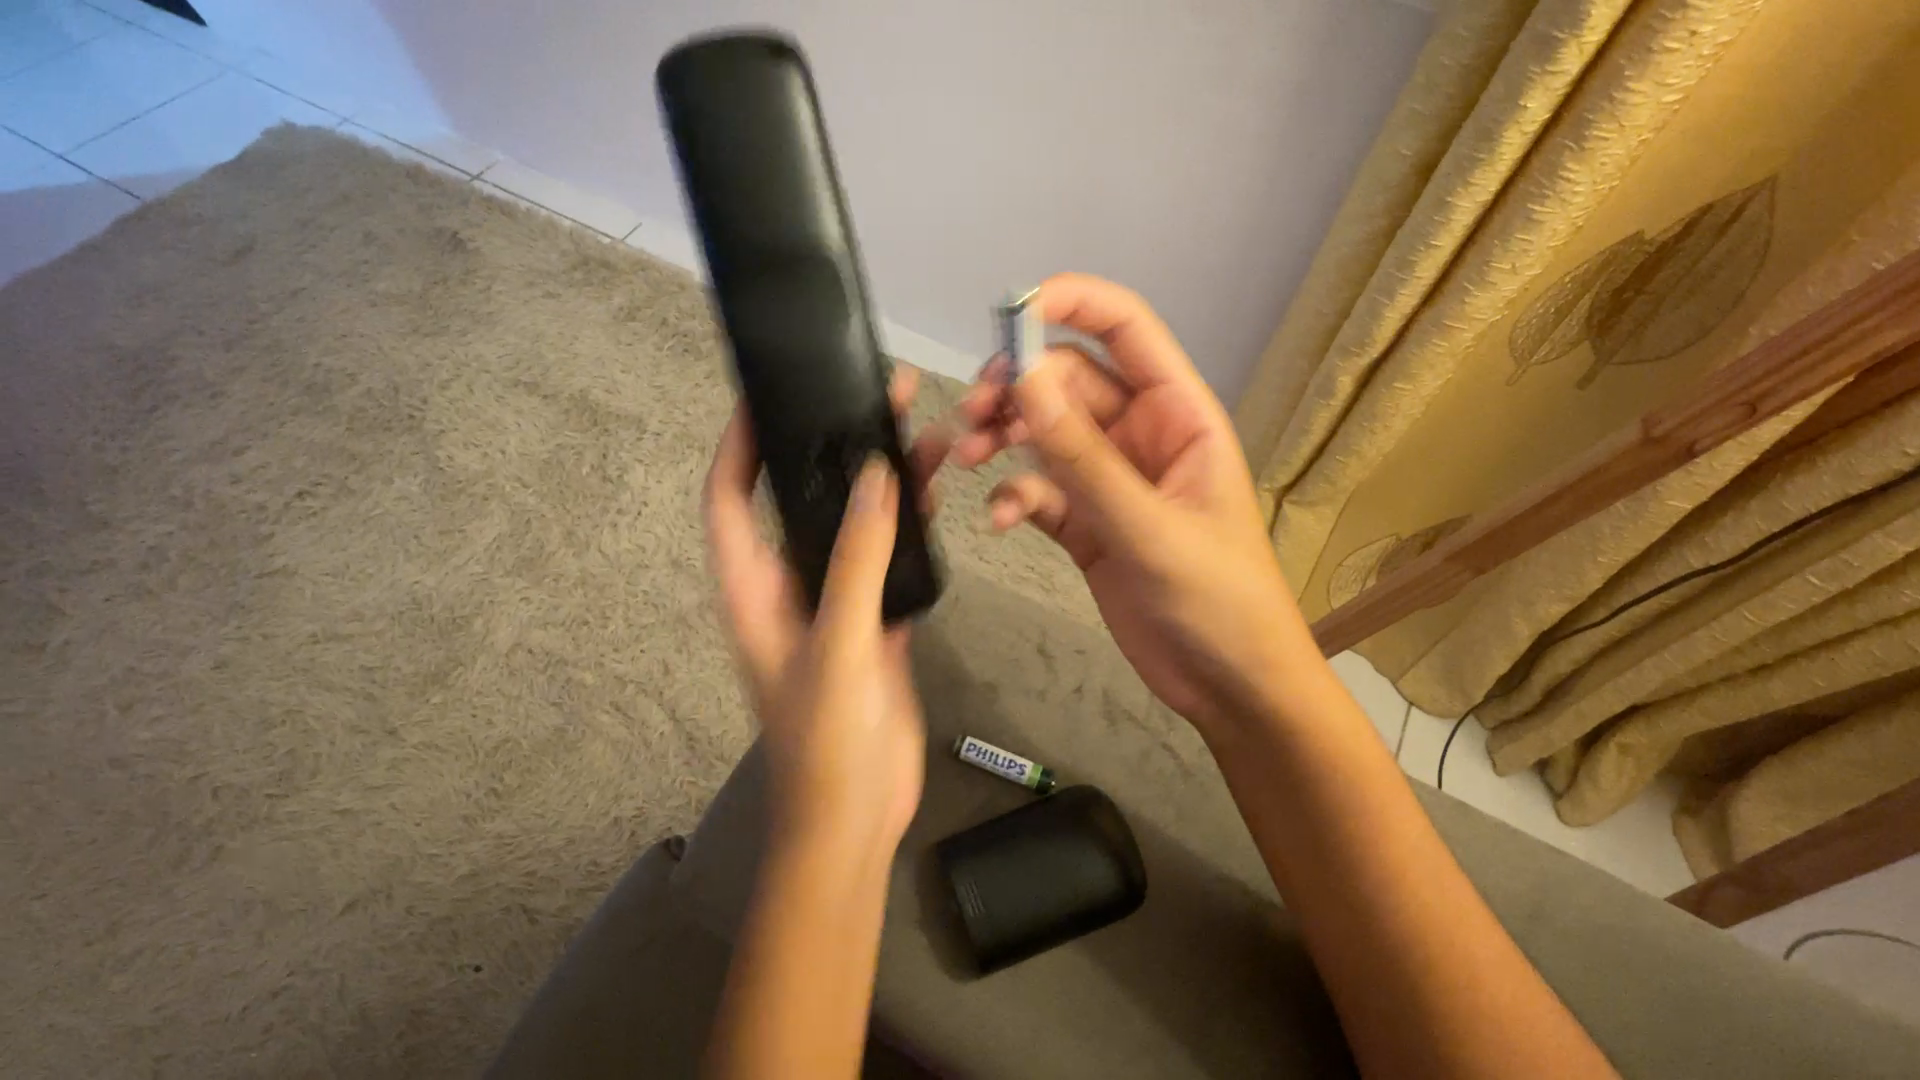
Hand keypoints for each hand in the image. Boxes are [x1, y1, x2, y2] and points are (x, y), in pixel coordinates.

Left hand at [704, 372, 947, 852]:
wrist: (855, 817)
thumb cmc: (826, 739)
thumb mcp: (838, 643)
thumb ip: (854, 558)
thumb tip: (871, 473)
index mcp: (753, 588)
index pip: (730, 497)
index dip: (738, 443)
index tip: (767, 392)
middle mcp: (788, 587)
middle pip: (803, 500)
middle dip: (833, 446)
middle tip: (878, 393)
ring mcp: (835, 606)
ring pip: (854, 528)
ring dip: (882, 485)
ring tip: (923, 433)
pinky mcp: (875, 626)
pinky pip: (889, 564)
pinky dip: (910, 532)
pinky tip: (936, 500)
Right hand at [951, 274, 1303, 730]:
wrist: (1230, 685)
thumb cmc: (1217, 601)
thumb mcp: (1149, 528)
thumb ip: (1084, 458)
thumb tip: (1024, 379)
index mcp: (1178, 414)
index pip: (1125, 330)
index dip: (1070, 303)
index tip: (1007, 313)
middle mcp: (1140, 436)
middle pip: (1066, 383)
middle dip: (1016, 389)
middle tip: (971, 412)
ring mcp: (1110, 482)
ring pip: (1044, 435)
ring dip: (1004, 438)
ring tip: (966, 458)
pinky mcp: (1086, 526)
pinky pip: (1038, 492)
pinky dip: (1013, 498)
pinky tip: (999, 521)